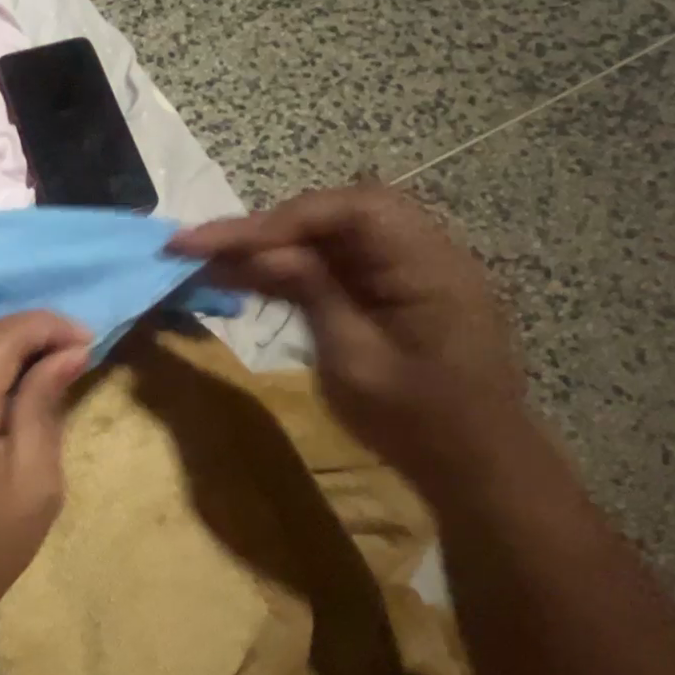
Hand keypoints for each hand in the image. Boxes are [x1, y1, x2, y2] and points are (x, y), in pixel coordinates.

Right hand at [168, 186, 530, 495]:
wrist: (475, 464)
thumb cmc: (419, 421)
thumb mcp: (357, 362)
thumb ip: (315, 295)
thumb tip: (264, 252)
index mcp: (429, 267)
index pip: (352, 210)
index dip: (280, 219)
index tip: (217, 243)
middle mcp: (421, 254)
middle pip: (334, 213)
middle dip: (265, 226)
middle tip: (199, 246)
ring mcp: (402, 271)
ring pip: (325, 235)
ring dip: (265, 245)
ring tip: (205, 262)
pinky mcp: (383, 290)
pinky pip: (328, 262)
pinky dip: (282, 266)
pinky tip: (238, 278)